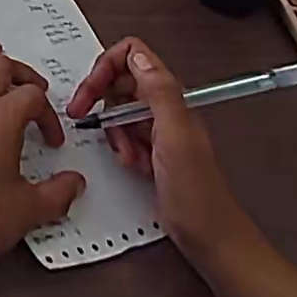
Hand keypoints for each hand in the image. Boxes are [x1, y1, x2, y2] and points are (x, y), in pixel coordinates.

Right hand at [66, 37, 251, 257]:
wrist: (213, 242)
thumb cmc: (197, 195)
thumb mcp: (175, 138)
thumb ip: (159, 93)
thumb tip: (137, 54)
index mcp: (170, 96)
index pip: (133, 55)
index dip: (107, 65)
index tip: (92, 89)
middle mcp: (163, 105)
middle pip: (119, 79)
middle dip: (101, 98)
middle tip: (84, 114)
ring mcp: (157, 126)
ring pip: (118, 107)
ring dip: (113, 128)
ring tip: (125, 153)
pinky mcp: (150, 146)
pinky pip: (123, 131)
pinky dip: (120, 145)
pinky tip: (131, 162)